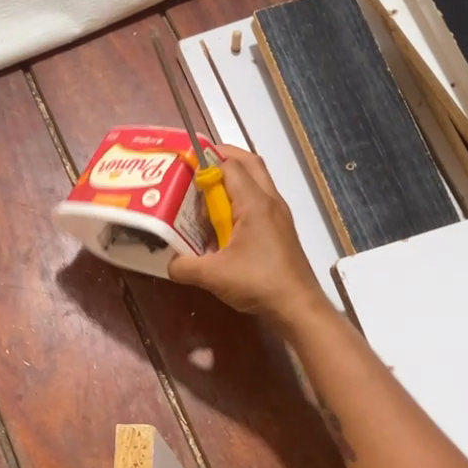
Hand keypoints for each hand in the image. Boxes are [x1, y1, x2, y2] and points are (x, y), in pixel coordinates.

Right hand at [169, 147, 330, 327]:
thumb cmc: (258, 283)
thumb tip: (170, 263)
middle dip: (223, 161)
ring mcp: (278, 216)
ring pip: (256, 183)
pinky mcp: (280, 231)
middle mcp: (270, 202)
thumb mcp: (212, 276)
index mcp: (255, 203)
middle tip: (197, 170)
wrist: (297, 306)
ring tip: (205, 200)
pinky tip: (222, 228)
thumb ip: (184, 266)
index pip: (230, 165)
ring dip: (231, 184)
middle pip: (248, 165)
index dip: (206, 162)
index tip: (184, 167)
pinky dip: (239, 204)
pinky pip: (258, 204)